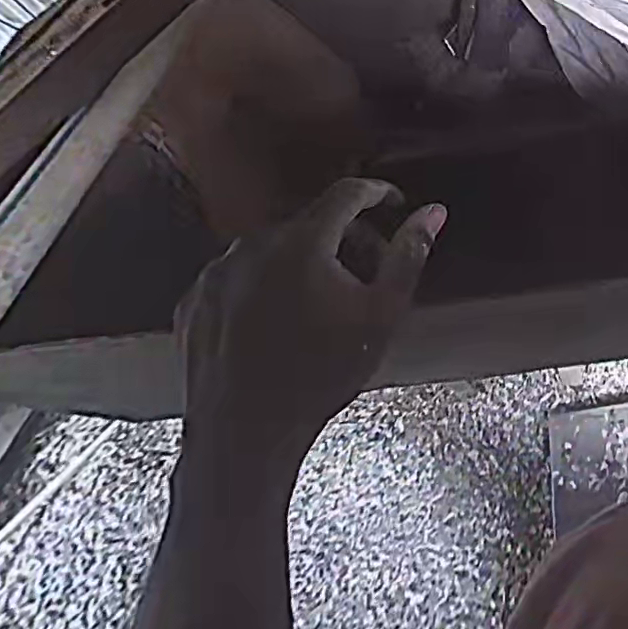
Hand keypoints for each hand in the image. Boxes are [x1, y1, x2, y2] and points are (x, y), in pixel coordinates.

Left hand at [174, 178, 445, 455]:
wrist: (244, 435)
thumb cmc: (322, 372)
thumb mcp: (382, 313)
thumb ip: (408, 254)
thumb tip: (432, 212)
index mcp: (303, 242)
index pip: (348, 193)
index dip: (379, 193)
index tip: (395, 204)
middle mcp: (254, 244)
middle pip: (313, 221)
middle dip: (346, 237)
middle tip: (367, 271)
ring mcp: (218, 271)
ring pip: (275, 246)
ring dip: (305, 258)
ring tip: (322, 301)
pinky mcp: (195, 299)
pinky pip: (242, 272)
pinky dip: (267, 281)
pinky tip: (280, 318)